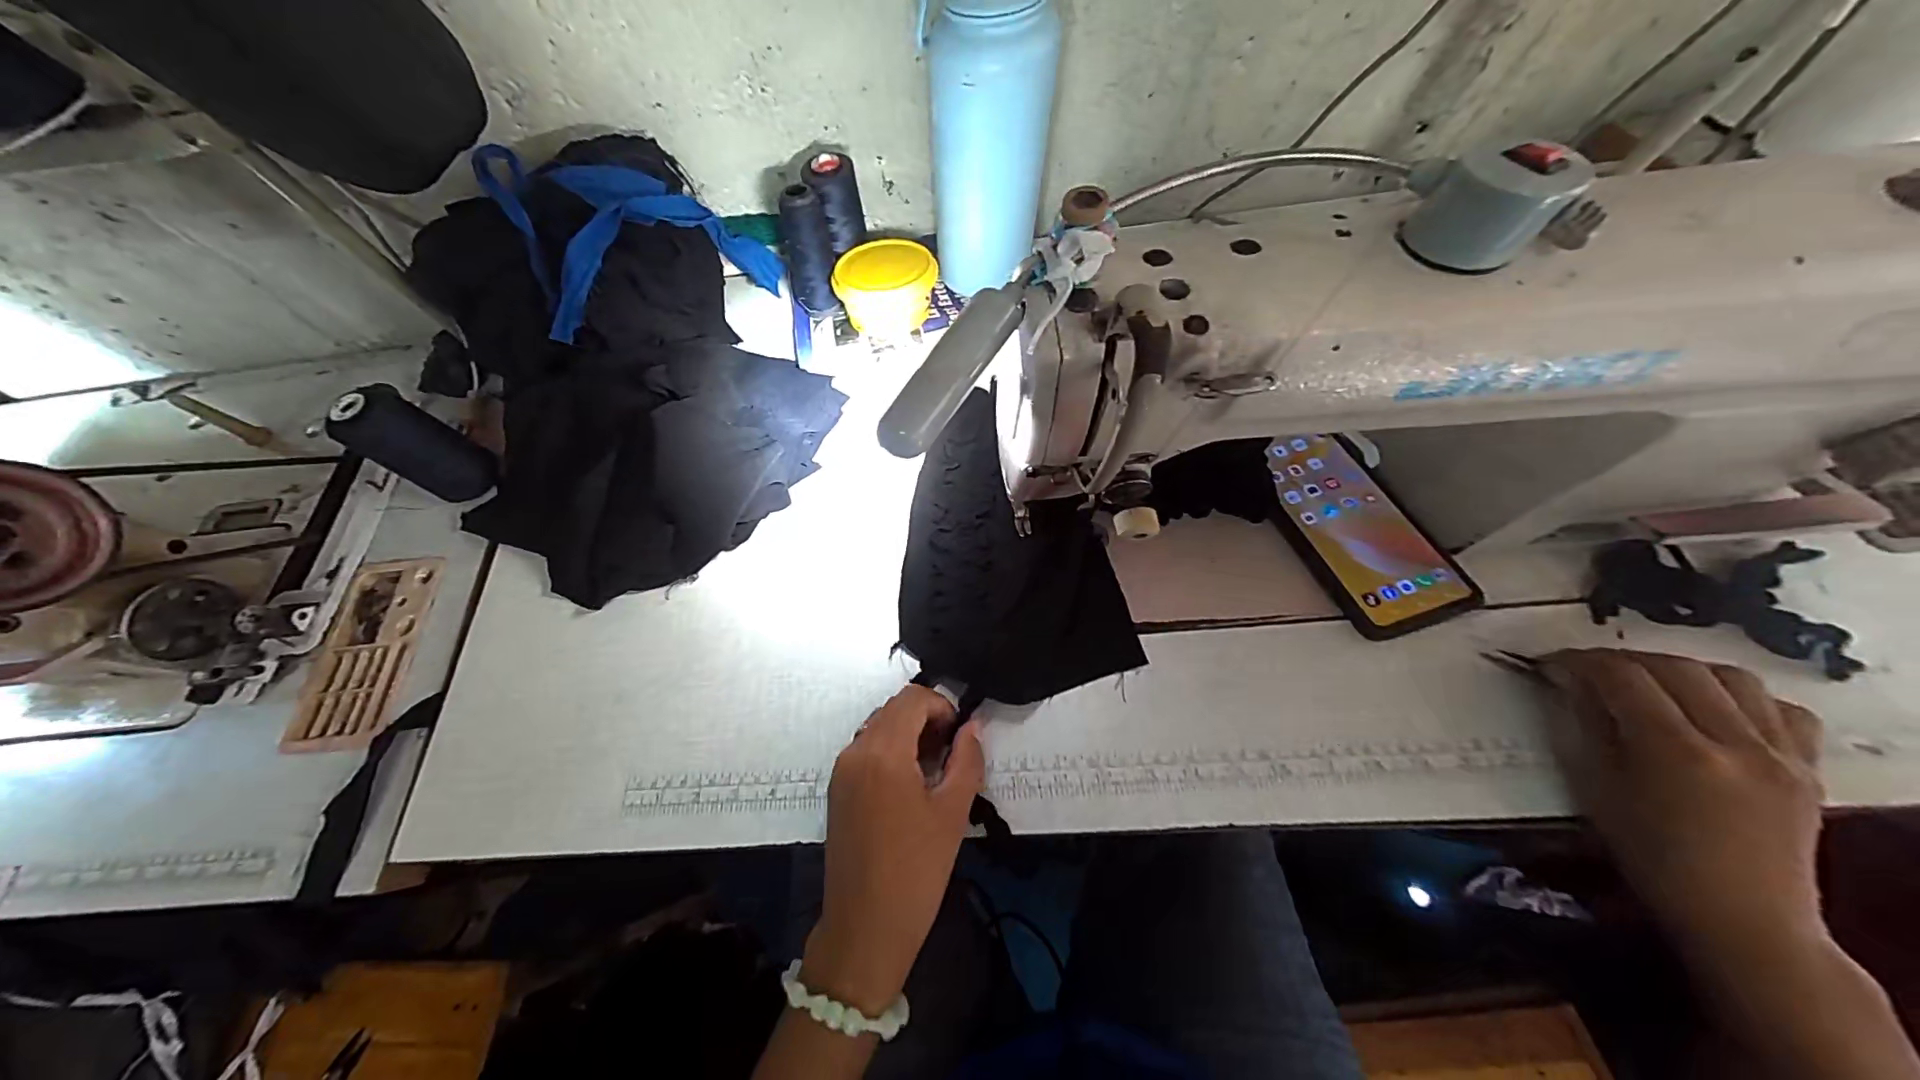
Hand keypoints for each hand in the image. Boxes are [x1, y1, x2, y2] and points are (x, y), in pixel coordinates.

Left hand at [802, 685, 984, 1015]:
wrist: (866, 926)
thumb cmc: (917, 870)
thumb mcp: (953, 812)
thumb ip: (967, 759)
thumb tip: (971, 727)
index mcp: (882, 752)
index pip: (912, 698)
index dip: (943, 706)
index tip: (961, 736)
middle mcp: (855, 751)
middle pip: (893, 709)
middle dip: (926, 718)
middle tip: (952, 753)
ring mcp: (841, 770)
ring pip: (878, 728)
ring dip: (908, 734)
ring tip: (934, 770)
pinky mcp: (836, 789)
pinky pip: (865, 751)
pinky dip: (890, 752)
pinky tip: (910, 785)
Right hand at [1542, 649, 1824, 953]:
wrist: (1742, 919)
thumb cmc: (1652, 860)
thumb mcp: (1599, 790)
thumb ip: (1586, 728)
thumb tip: (1570, 684)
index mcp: (1674, 752)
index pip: (1621, 678)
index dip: (1578, 662)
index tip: (1550, 664)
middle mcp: (1734, 743)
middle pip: (1675, 668)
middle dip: (1622, 660)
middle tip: (1588, 671)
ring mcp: (1780, 754)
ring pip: (1731, 678)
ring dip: (1681, 669)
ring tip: (1650, 683)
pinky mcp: (1807, 767)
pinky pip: (1782, 708)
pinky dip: (1742, 696)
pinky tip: (1715, 708)